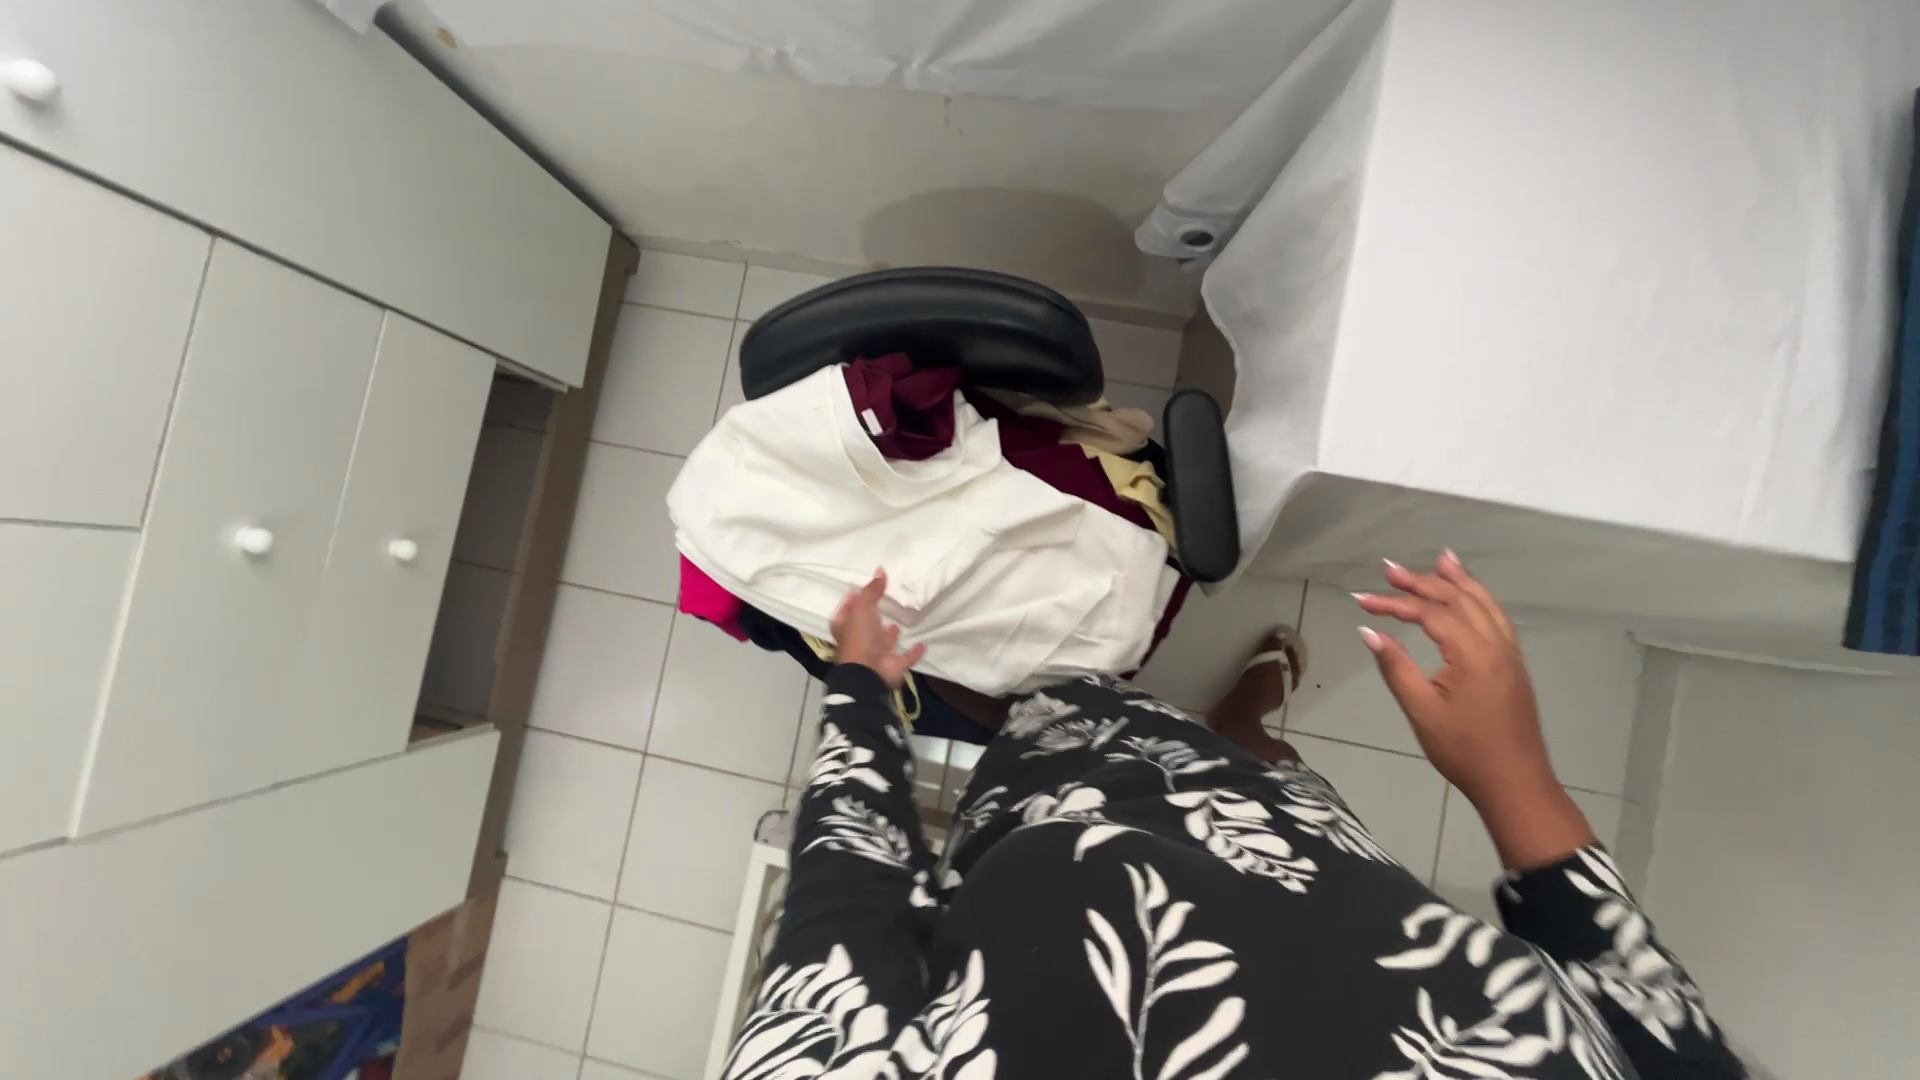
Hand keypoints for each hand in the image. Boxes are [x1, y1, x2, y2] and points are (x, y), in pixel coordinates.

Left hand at [831, 570, 926, 689]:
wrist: (869, 675)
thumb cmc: (860, 639)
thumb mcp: (863, 609)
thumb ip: (872, 591)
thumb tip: (880, 570)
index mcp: (846, 629)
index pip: (844, 613)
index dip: (850, 603)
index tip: (859, 590)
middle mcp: (859, 643)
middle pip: (865, 629)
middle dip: (872, 619)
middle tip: (882, 605)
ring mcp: (877, 656)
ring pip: (883, 643)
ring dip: (889, 635)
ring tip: (898, 623)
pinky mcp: (893, 666)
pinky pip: (905, 657)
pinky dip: (913, 652)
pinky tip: (923, 643)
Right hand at [1355, 552, 1593, 868]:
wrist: (1515, 782)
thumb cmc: (1462, 749)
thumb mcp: (1420, 709)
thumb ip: (1395, 666)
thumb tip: (1368, 630)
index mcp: (1473, 655)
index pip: (1430, 614)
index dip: (1395, 603)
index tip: (1361, 600)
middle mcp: (1496, 646)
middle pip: (1458, 600)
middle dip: (1422, 582)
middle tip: (1388, 569)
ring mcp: (1510, 654)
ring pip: (1484, 604)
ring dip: (1458, 581)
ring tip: (1439, 560)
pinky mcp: (1513, 664)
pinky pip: (1496, 618)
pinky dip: (1480, 598)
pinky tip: (1469, 594)